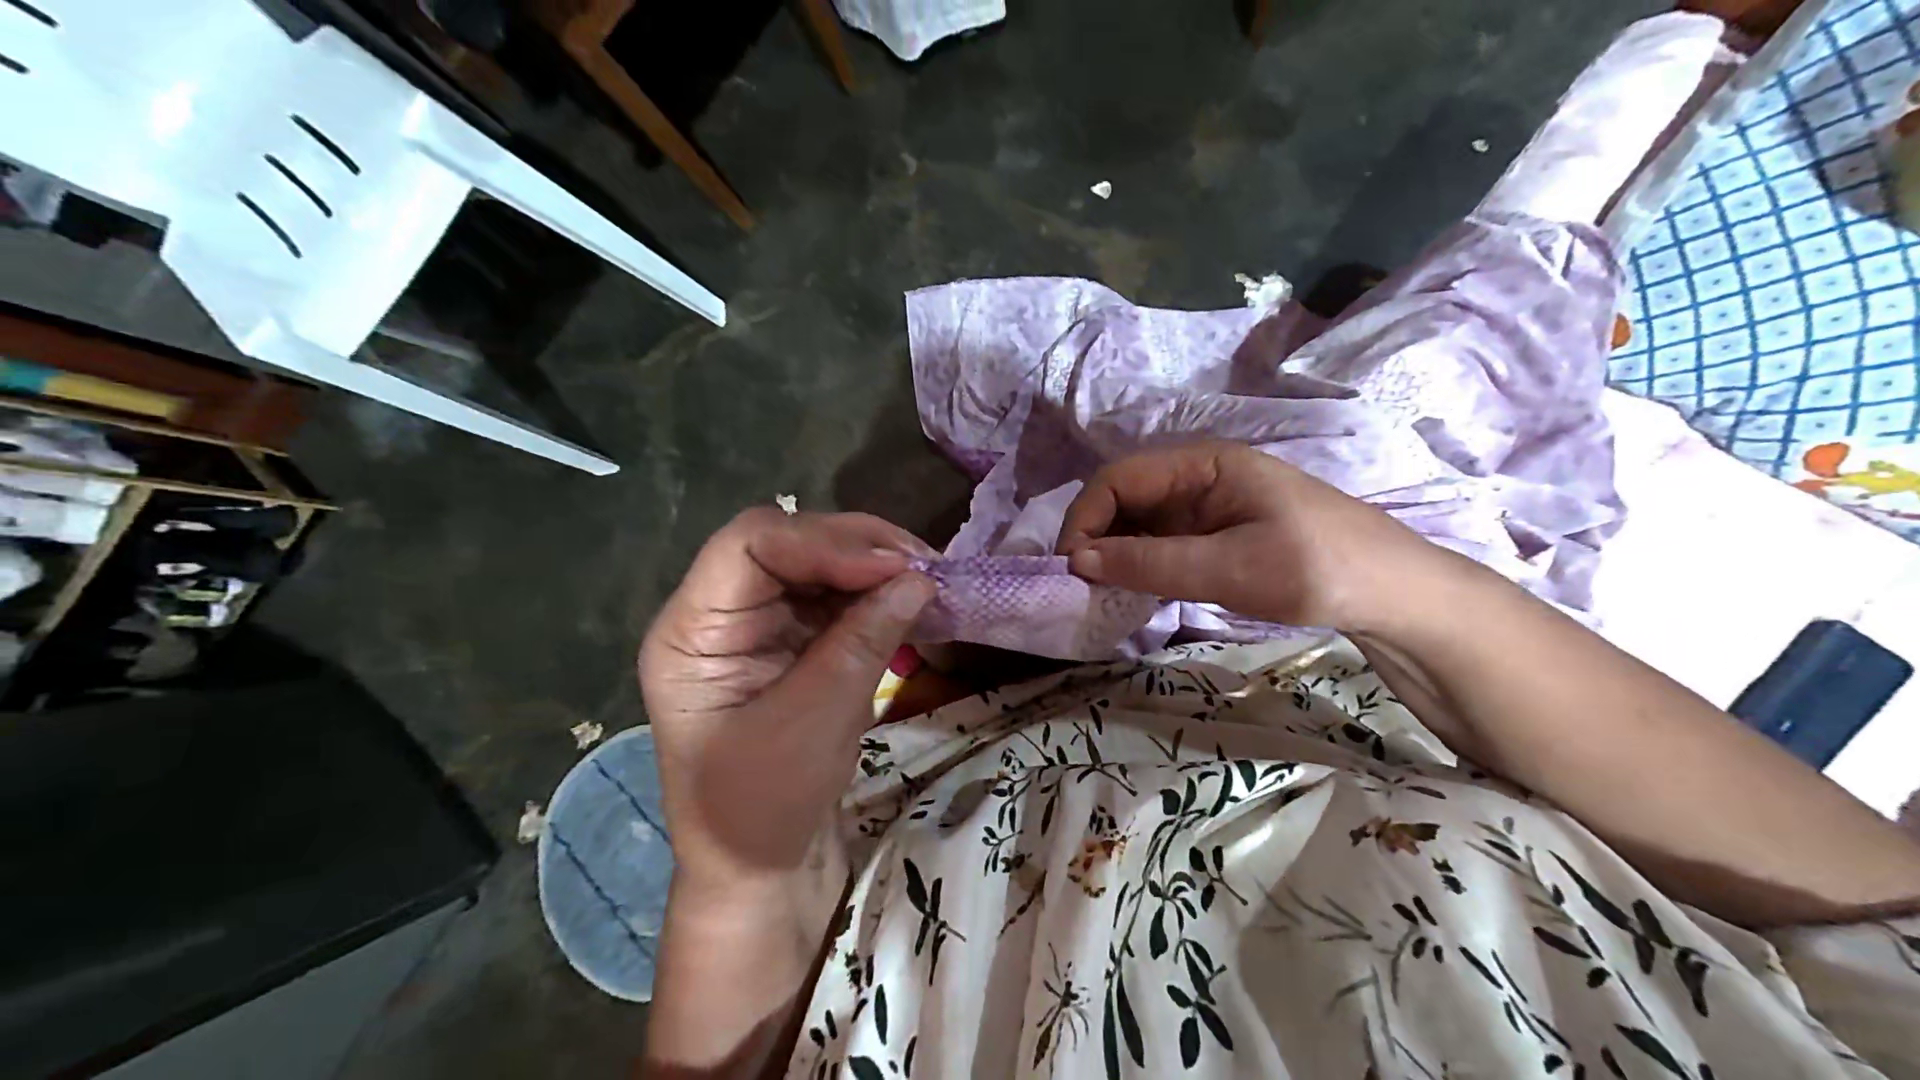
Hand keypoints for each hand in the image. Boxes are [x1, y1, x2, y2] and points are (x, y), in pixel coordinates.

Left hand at [639, 509, 935, 896]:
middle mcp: (720, 613)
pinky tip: (913, 601)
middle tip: (925, 565)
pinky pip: (836, 597)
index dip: (822, 542)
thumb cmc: (764, 808)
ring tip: (930, 579)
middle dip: (858, 547)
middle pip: (786, 543)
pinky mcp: (792, 640)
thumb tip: (918, 578)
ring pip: (818, 563)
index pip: (749, 545)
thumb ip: (863, 642)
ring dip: (875, 566)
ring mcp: (758, 624)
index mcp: (693, 631)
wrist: (759, 869)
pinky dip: (877, 594)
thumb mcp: (814, 723)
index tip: (892, 567)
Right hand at [1055, 442, 1449, 629]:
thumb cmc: (1315, 568)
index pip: (1119, 478)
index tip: (1070, 566)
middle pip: (1124, 498)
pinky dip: (1137, 566)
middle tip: (1079, 584)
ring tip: (1098, 591)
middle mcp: (1197, 480)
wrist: (1393, 595)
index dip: (1085, 516)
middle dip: (1095, 536)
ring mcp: (1206, 510)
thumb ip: (1150, 563)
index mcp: (1202, 465)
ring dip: (1113, 553)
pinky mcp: (1215, 539)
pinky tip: (1129, 590)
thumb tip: (1077, 561)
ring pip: (1138, 524)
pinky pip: (1159, 545)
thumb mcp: (1229, 567)